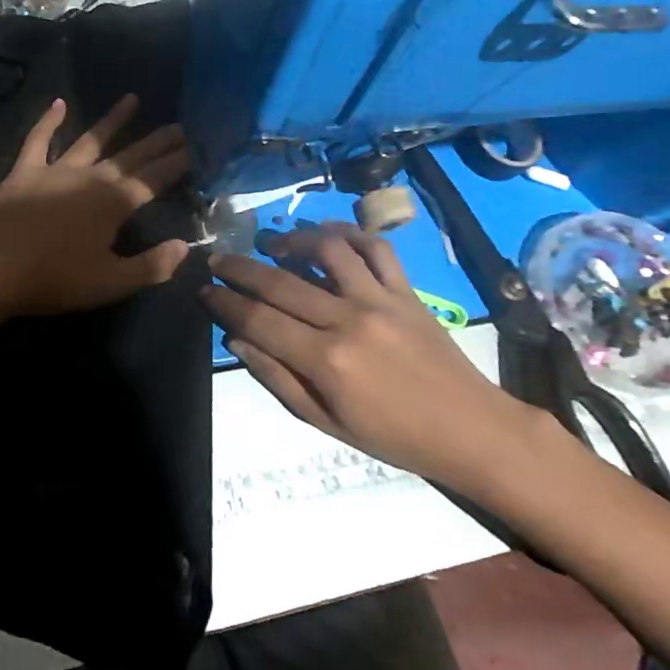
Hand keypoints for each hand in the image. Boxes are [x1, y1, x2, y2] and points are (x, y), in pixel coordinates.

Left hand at [0, 95, 191, 317]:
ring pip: (92, 140)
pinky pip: (38, 141)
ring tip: (133, 98)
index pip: (155, 178)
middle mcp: (91, 178)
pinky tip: (59, 103)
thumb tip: (185, 247)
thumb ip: (152, 266)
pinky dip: (48, 121)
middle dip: (159, 140)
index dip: (179, 162)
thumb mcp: (111, 283)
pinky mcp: (24, 173)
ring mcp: (56, 171)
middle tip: (182, 123)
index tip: (199, 146)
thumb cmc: (54, 279)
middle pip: (132, 155)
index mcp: (115, 203)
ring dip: (113, 120)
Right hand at [203, 222, 538, 487]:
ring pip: (327, 249)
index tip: (204, 289)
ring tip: (271, 243)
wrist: (465, 426)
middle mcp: (349, 319)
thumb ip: (278, 378)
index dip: (225, 302)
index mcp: (326, 361)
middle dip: (240, 268)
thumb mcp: (326, 422)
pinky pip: (375, 247)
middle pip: (281, 281)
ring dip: (291, 239)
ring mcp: (381, 298)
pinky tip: (327, 235)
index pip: (259, 320)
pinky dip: (348, 233)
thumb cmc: (392, 436)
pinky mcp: (406, 289)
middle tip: (217, 259)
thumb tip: (238, 339)